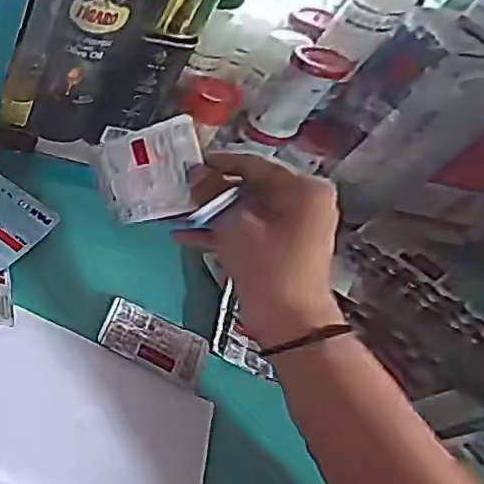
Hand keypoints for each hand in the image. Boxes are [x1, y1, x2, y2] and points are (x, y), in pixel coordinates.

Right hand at [174, 151, 344, 345]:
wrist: (289, 320)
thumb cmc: (267, 266)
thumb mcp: (233, 224)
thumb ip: (213, 194)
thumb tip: (197, 174)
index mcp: (303, 189)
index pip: (254, 164)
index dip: (219, 163)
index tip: (192, 164)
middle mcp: (303, 202)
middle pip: (249, 187)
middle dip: (212, 192)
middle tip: (182, 190)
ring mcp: (293, 226)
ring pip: (245, 210)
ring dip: (212, 213)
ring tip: (179, 213)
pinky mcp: (280, 247)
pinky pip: (248, 229)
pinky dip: (221, 231)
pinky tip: (187, 236)